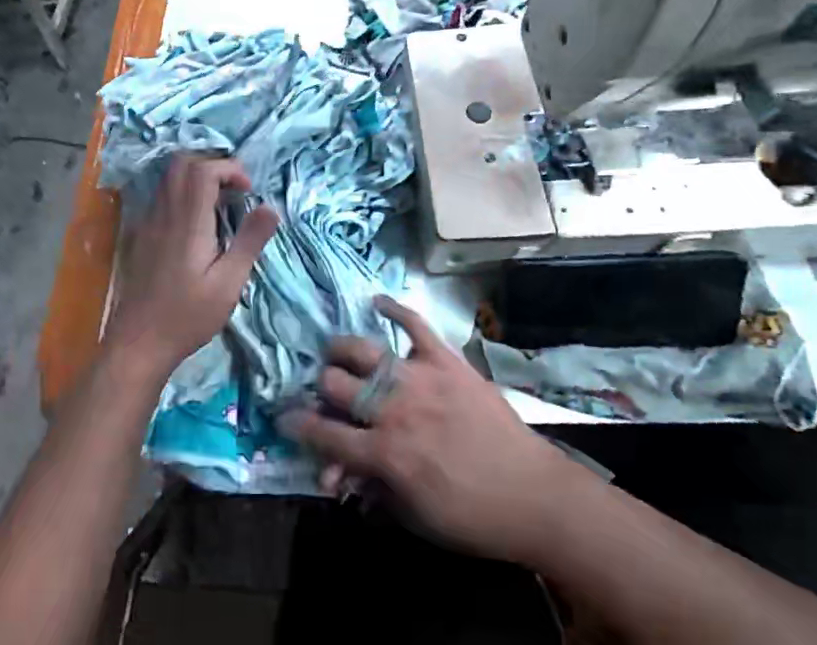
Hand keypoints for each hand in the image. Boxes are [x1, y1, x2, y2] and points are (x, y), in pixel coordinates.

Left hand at [103, 154, 277, 378]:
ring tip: (220, 203)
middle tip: (234, 189)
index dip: (229, 169)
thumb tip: (270, 208)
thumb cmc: (188, 316)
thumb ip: (249, 241)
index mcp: (188, 222)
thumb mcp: (229, 283)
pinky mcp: (141, 236)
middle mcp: (164, 214)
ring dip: (196, 177)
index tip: (248, 192)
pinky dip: (182, 193)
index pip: (203, 170)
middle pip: (181, 164)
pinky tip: (197, 222)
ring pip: (168, 178)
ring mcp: (148, 224)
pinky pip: (161, 197)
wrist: (137, 343)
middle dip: (212, 165)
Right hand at [279, 297, 582, 564]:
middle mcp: (396, 410)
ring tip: (336, 353)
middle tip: (322, 391)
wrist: (532, 493)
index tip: (284, 418)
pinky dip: (395, 310)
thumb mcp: (412, 515)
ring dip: (343, 351)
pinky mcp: (448, 362)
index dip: (297, 426)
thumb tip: (340, 473)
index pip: (324, 433)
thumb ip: (371, 488)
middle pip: (337, 385)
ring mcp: (422, 379)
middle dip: (320, 388)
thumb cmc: (470, 515)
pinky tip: (377, 302)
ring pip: (366, 351)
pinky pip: (416, 325)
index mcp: (385, 454)